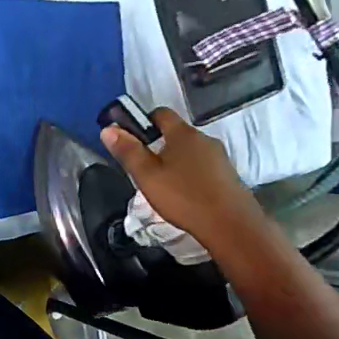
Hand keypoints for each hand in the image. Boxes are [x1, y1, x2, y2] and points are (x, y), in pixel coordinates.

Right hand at [100, 107, 265, 247]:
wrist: (230, 225)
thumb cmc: (183, 197)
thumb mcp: (147, 176)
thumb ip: (128, 151)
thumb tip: (108, 129)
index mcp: (183, 134)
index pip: (161, 113)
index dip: (143, 121)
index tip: (131, 140)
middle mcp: (204, 139)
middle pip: (176, 134)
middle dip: (158, 145)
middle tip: (143, 169)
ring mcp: (219, 156)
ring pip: (190, 151)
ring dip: (175, 161)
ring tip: (163, 185)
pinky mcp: (227, 174)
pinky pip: (202, 166)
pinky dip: (190, 174)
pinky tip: (184, 194)